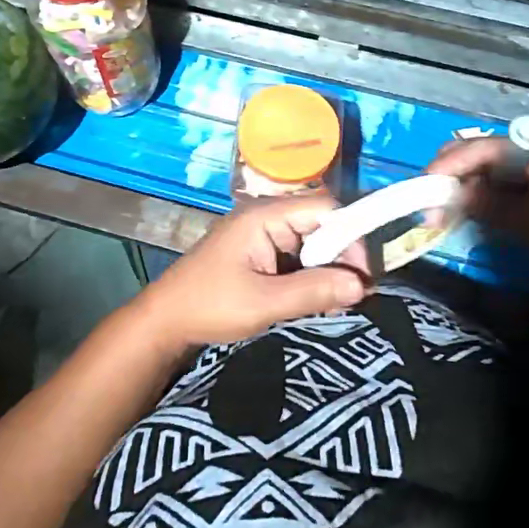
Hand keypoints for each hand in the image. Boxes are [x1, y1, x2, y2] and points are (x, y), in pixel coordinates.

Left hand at [131, 197, 371, 350]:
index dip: (349, 235)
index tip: (362, 274)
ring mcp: (261, 233)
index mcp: (264, 216)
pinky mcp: (258, 252)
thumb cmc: (210, 305)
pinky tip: (319, 299)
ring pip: (310, 241)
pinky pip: (296, 254)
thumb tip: (361, 284)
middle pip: (319, 223)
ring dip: (327, 267)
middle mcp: (265, 216)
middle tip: (356, 294)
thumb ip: (313, 291)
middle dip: (341, 255)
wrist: (165, 319)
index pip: (323, 208)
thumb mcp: (264, 302)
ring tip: (341, 300)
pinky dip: (311, 274)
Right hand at [426, 137, 528, 253]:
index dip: (453, 162)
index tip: (426, 183)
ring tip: (436, 212)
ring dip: (459, 191)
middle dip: (452, 174)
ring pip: (484, 176)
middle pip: (482, 157)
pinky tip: (457, 217)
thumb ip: (492, 204)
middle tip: (426, 200)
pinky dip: (474, 204)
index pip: (486, 147)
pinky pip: (494, 195)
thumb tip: (448, 192)